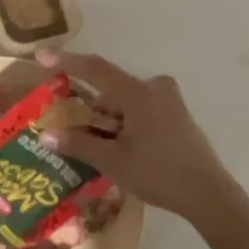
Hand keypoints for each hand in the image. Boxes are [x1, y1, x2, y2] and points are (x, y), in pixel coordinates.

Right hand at [35, 48, 246, 220]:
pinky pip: (139, 110)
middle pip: (110, 89)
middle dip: (86, 105)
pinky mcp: (175, 115)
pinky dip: (121, 123)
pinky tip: (110, 144)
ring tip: (83, 142)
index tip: (41, 55)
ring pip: (125, 102)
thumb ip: (79, 145)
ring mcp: (168, 101)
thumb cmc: (159, 174)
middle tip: (61, 122)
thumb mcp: (114, 161)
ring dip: (104, 118)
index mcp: (139, 92)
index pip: (96, 69)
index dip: (67, 61)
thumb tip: (46, 136)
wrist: (207, 193)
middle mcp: (155, 88)